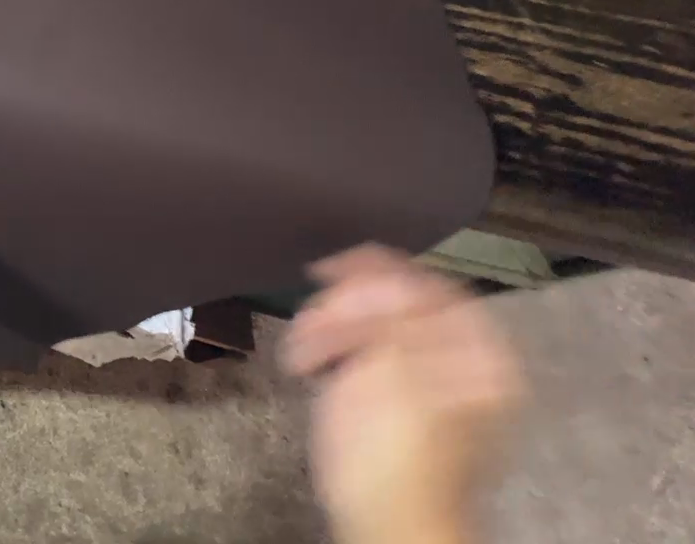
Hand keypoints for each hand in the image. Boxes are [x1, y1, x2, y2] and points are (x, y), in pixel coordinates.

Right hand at [281, 245, 523, 543]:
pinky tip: (305, 356)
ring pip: (367, 319)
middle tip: (313, 320)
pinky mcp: (384, 386)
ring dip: (326, 324)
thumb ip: (394, 320)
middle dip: (345, 306)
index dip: (387, 273)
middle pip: (396, 302)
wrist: (383, 514)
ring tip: (302, 346)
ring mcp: (419, 374)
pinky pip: (353, 341)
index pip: (436, 291)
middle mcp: (456, 360)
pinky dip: (323, 341)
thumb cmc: (396, 454)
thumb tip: (381, 272)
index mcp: (477, 359)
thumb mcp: (396, 377)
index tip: (334, 266)